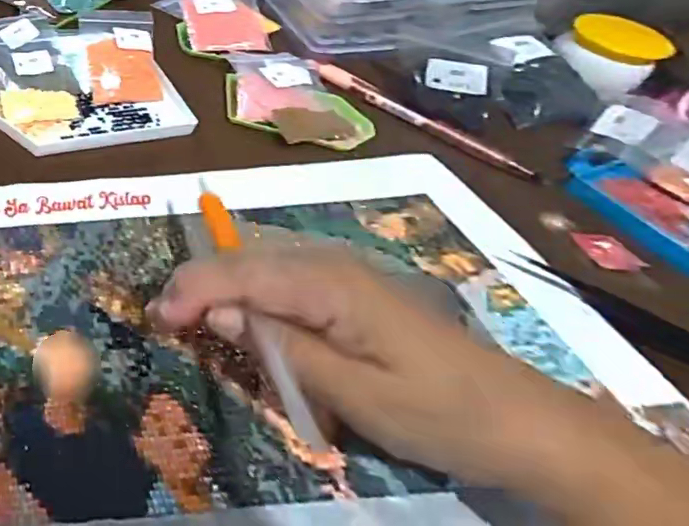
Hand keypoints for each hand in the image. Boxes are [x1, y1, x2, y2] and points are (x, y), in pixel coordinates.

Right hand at [148, 248, 624, 494]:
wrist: (531, 425)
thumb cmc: (444, 413)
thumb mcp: (359, 395)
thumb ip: (281, 349)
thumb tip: (216, 313)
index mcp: (326, 282)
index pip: (238, 273)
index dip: (191, 288)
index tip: (157, 317)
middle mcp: (324, 262)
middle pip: (240, 263)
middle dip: (196, 286)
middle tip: (163, 319)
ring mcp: (336, 273)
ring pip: (255, 270)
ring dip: (218, 292)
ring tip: (189, 320)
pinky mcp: (344, 291)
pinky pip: (279, 284)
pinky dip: (248, 300)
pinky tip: (241, 323)